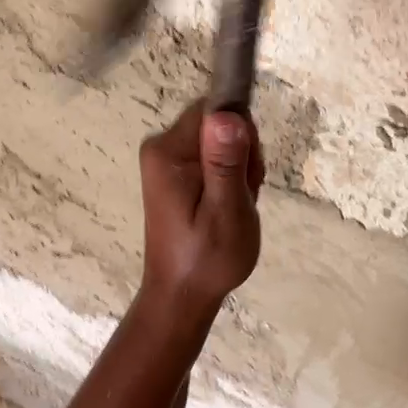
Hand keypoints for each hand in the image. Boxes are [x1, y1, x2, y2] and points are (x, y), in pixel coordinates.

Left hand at [136, 103, 265, 313]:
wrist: (182, 296)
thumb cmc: (207, 260)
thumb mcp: (226, 213)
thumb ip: (226, 163)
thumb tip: (227, 114)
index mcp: (168, 152)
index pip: (214, 110)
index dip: (240, 135)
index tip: (245, 172)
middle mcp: (161, 147)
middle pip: (218, 123)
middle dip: (242, 155)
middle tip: (242, 197)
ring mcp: (167, 160)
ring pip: (221, 141)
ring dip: (239, 169)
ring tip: (235, 207)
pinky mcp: (174, 173)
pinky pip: (214, 157)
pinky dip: (229, 178)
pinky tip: (228, 207)